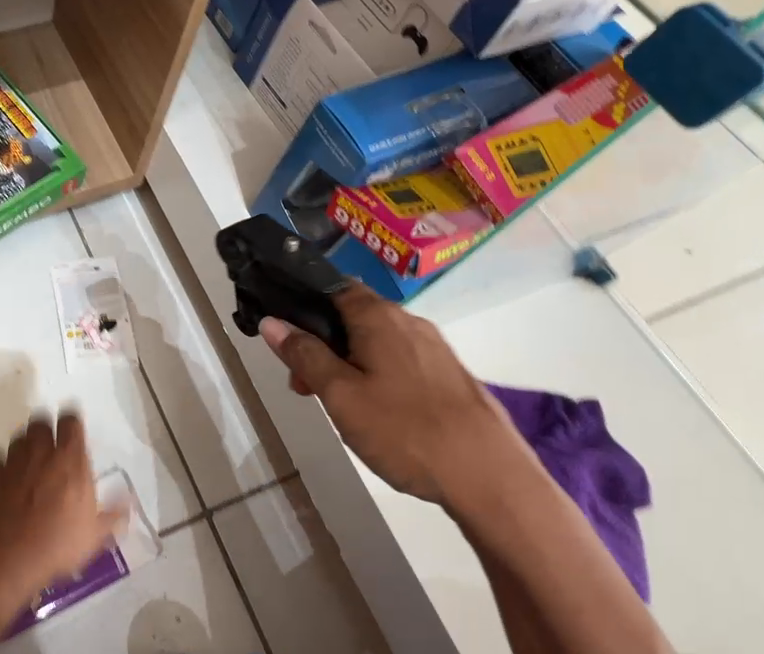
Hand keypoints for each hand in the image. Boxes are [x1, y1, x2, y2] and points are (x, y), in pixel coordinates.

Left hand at [0, 412, 125, 597]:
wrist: (9, 560)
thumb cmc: (58, 546)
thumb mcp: (95, 537)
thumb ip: (112, 514)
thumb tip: (128, 500)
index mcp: (69, 461)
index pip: (71, 421)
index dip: (72, 423)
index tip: (74, 433)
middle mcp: (41, 453)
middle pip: (41, 422)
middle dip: (46, 430)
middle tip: (52, 448)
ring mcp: (13, 462)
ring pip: (19, 437)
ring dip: (26, 445)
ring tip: (31, 463)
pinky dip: (2, 464)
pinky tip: (7, 478)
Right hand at [260, 284, 533, 507]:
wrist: (491, 477)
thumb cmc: (405, 430)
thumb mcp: (341, 395)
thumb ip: (305, 355)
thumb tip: (272, 322)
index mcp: (378, 316)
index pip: (331, 286)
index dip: (302, 304)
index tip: (284, 337)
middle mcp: (409, 321)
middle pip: (352, 318)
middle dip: (322, 344)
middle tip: (304, 386)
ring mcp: (435, 349)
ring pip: (377, 343)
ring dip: (349, 364)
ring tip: (338, 406)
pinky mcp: (452, 377)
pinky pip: (401, 363)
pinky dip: (378, 377)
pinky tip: (378, 415)